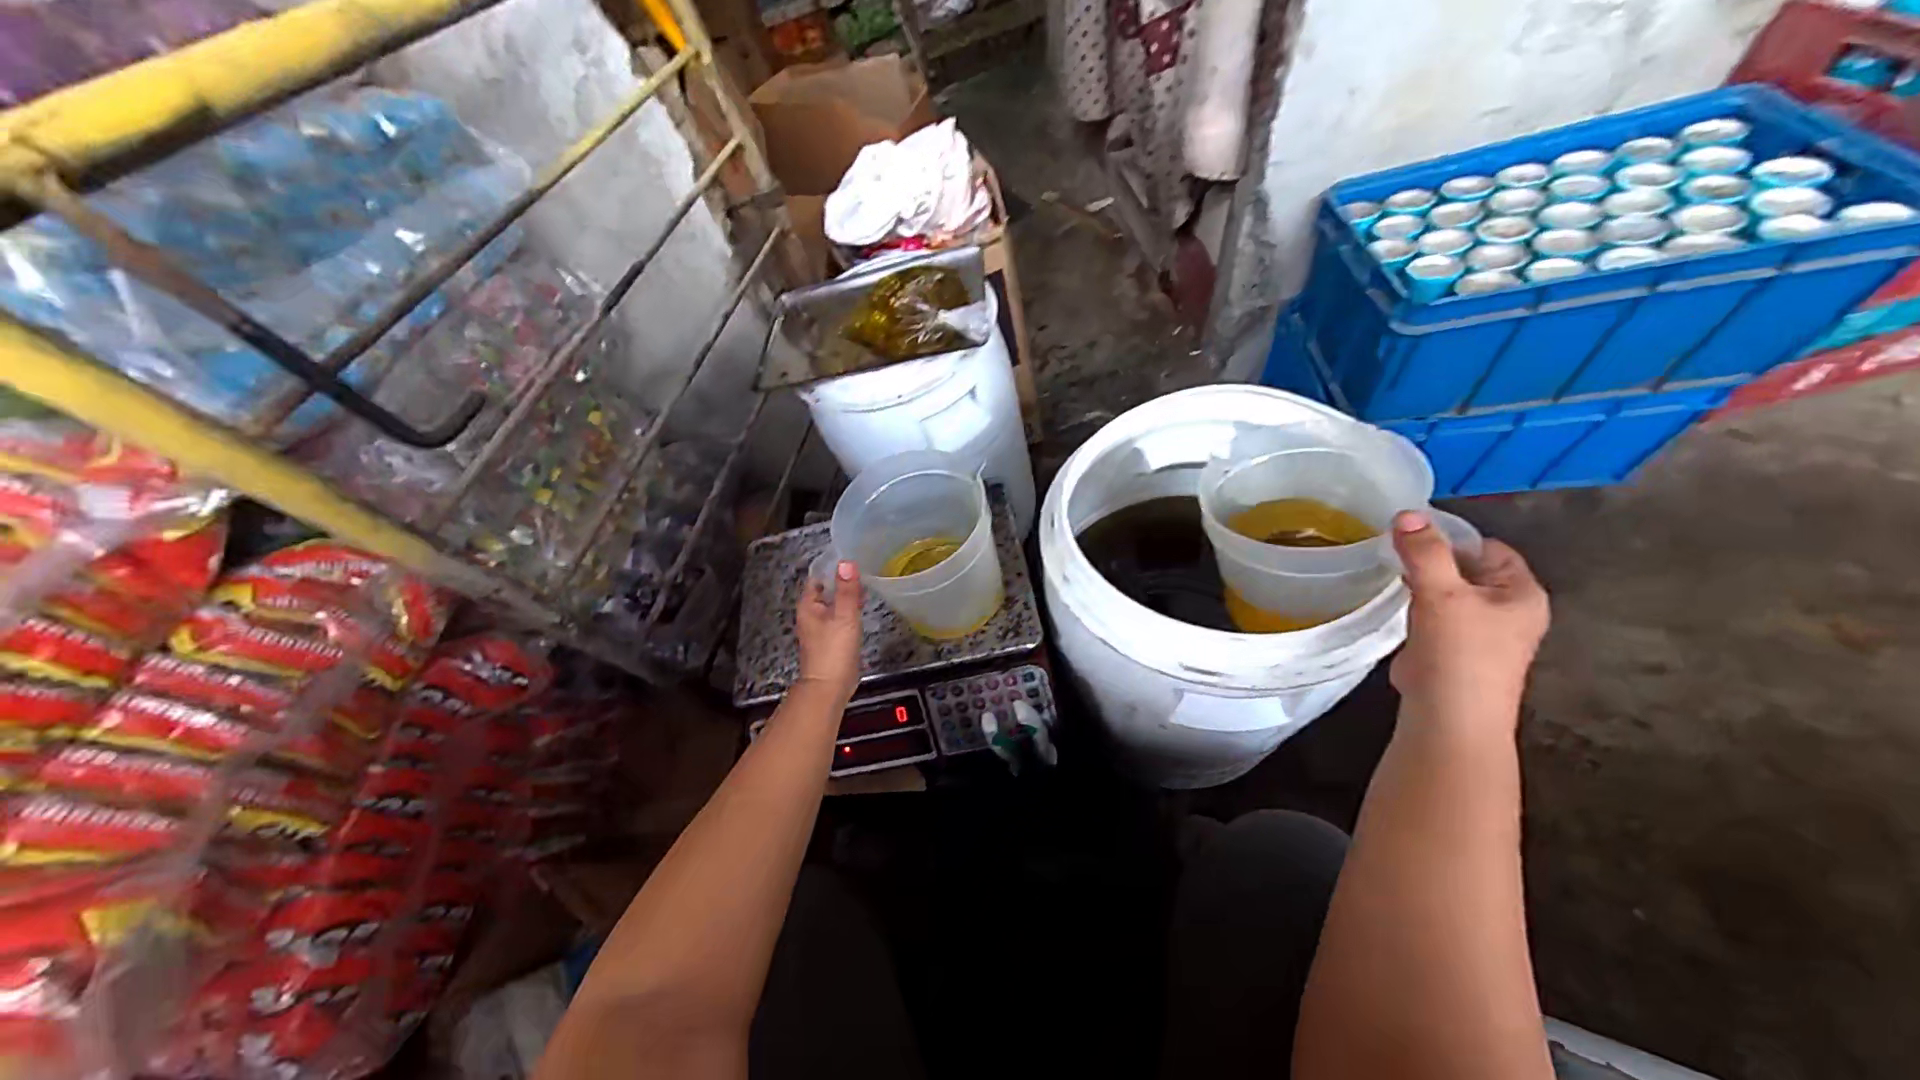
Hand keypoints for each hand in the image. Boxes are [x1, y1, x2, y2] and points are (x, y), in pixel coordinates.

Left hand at [795, 560, 864, 699]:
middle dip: (842, 581)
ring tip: (866, 586)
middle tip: (864, 569)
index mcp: (808, 606)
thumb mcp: (844, 616)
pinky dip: (849, 611)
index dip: (833, 567)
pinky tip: (862, 609)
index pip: (818, 577)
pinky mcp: (831, 640)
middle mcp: (811, 615)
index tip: (853, 558)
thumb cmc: (833, 651)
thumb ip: (846, 590)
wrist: (830, 688)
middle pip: (826, 590)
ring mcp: (820, 628)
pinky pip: (840, 618)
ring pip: (834, 604)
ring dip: (847, 596)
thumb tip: (846, 562)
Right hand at [1388, 511, 1548, 730]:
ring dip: (1424, 587)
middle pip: (1468, 570)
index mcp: (1522, 593)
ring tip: (1395, 582)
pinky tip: (1401, 615)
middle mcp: (1511, 612)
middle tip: (1396, 557)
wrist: (1449, 717)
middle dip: (1433, 563)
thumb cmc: (1457, 651)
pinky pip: (1439, 618)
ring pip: (1451, 594)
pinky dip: (1420, 611)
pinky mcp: (1458, 653)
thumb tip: (1407, 513)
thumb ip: (1424, 551)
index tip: (1411, 538)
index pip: (1488, 547)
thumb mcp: (1440, 593)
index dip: (1451, 539)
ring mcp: (1486, 635)